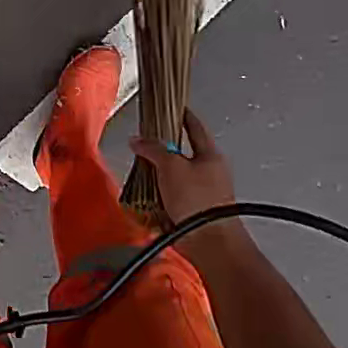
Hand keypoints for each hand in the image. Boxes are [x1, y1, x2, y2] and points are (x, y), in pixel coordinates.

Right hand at [128, 109, 236, 225]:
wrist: (208, 241)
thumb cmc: (196, 199)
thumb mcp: (170, 166)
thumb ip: (153, 149)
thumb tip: (136, 141)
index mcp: (210, 155)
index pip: (195, 127)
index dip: (183, 115)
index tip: (172, 107)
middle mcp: (209, 171)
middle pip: (182, 152)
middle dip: (162, 149)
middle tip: (144, 144)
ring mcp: (203, 191)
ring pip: (175, 175)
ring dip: (158, 174)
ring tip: (141, 172)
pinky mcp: (194, 209)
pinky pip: (173, 195)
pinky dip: (159, 194)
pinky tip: (147, 195)